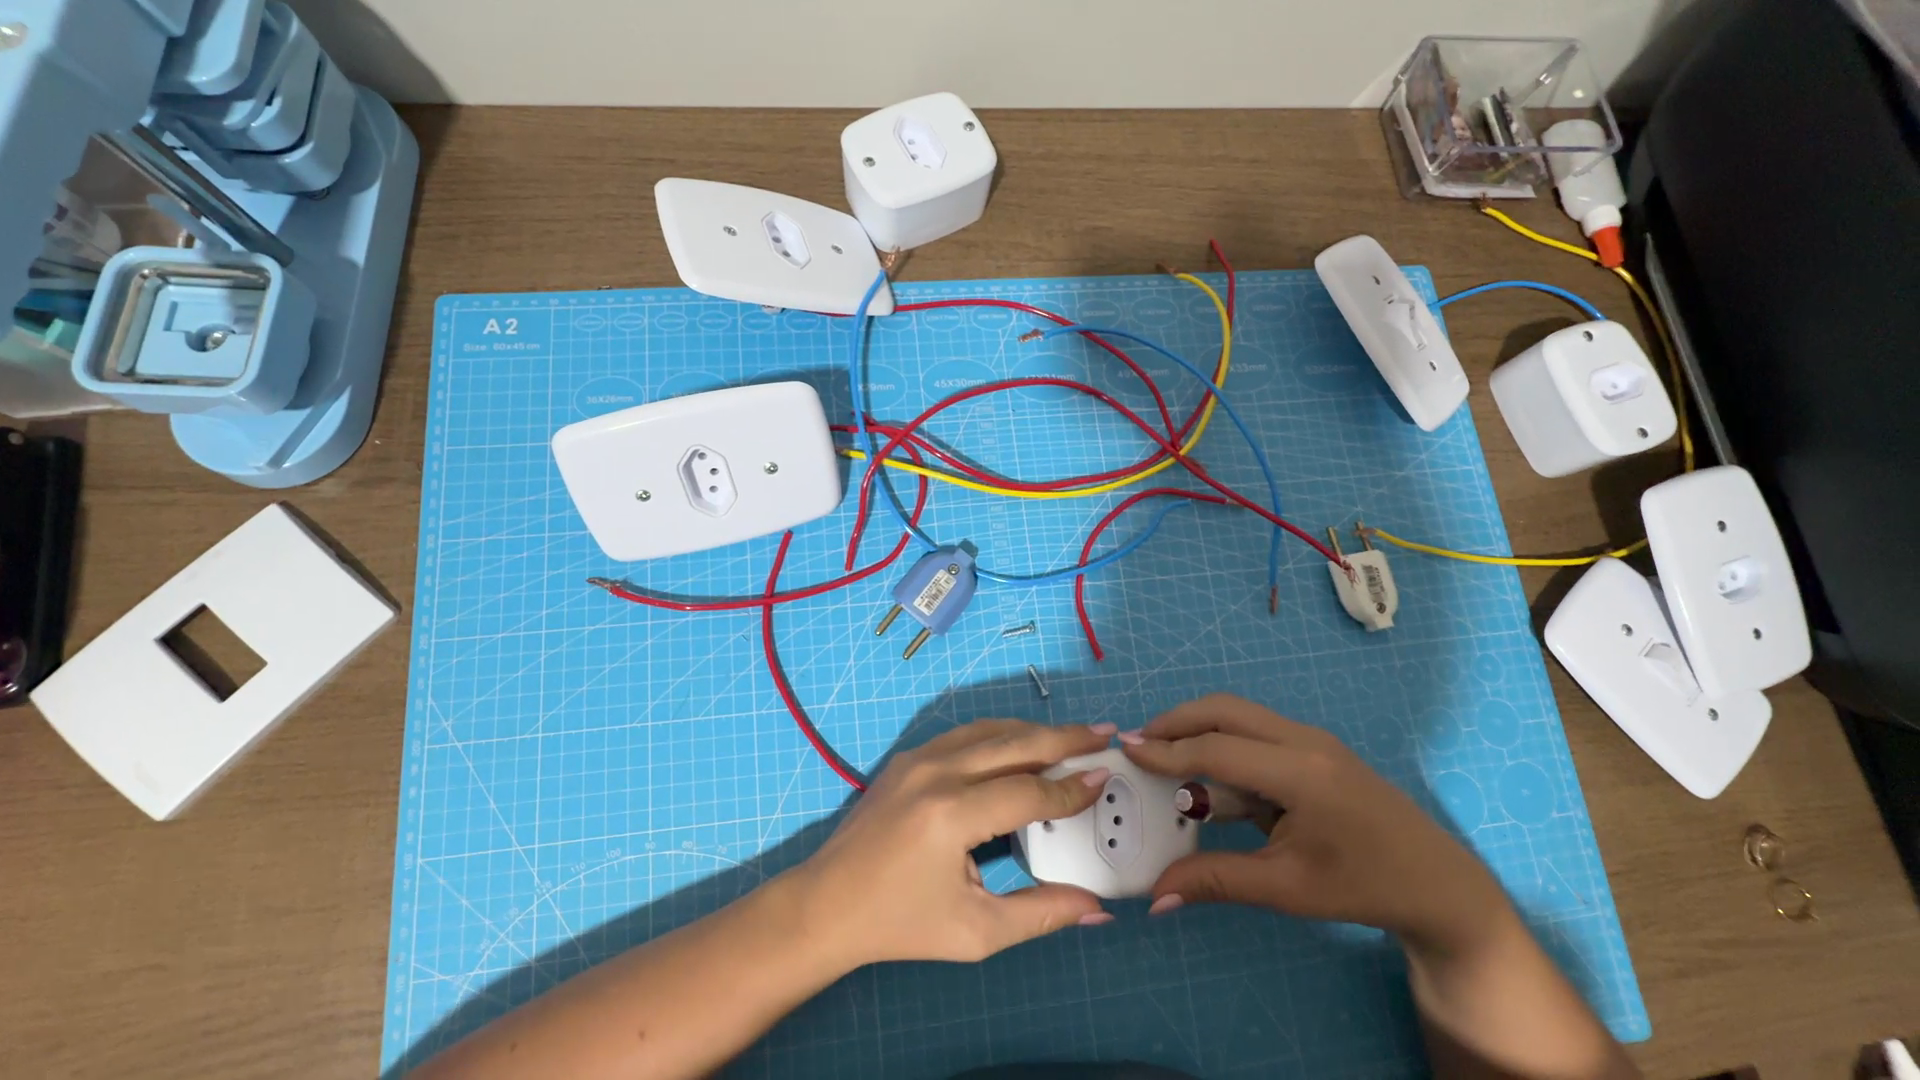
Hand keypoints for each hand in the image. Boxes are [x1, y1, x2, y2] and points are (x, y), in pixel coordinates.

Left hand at [789, 719, 1116, 967]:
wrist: (826, 906)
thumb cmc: (901, 924)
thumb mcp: (975, 931)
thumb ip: (1041, 914)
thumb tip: (1098, 907)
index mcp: (951, 815)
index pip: (1028, 792)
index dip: (1071, 788)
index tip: (1105, 778)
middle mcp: (935, 773)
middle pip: (1014, 742)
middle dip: (1064, 737)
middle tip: (1104, 734)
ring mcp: (916, 760)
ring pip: (988, 730)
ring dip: (1032, 730)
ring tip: (1071, 736)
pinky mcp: (906, 760)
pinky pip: (963, 736)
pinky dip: (999, 735)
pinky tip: (1020, 745)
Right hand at [1123, 694, 1509, 951]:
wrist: (1438, 885)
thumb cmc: (1365, 886)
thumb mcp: (1287, 889)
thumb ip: (1217, 881)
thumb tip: (1156, 896)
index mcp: (1301, 772)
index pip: (1217, 749)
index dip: (1166, 751)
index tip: (1126, 751)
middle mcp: (1305, 742)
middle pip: (1226, 710)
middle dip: (1177, 721)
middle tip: (1140, 743)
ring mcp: (1314, 743)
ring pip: (1242, 718)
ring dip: (1200, 731)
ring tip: (1164, 759)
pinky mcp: (1316, 753)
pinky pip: (1258, 737)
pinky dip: (1224, 746)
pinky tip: (1208, 782)